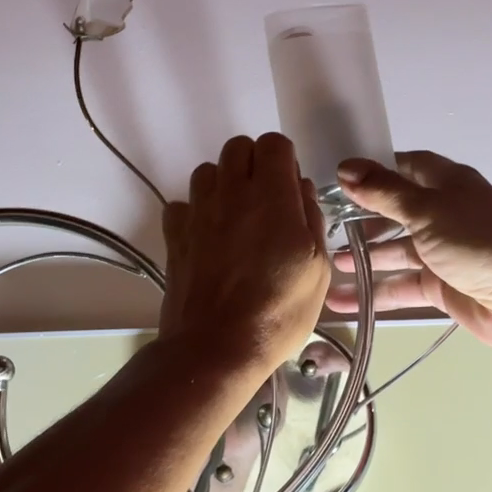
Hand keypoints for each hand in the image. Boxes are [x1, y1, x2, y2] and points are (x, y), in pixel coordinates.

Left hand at [160, 133, 330, 376]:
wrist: (217, 347)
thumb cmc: (278, 312)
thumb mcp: (318, 270)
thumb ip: (311, 219)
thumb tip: (299, 190)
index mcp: (272, 196)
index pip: (275, 143)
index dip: (285, 161)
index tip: (291, 190)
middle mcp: (230, 193)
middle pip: (238, 147)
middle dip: (254, 165)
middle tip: (267, 202)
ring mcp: (197, 212)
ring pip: (207, 171)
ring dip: (224, 185)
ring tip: (237, 219)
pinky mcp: (173, 235)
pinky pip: (182, 204)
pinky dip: (195, 212)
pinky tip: (208, 238)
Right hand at [327, 152, 491, 355]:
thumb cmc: (478, 242)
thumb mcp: (426, 210)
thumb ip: (384, 192)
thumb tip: (346, 167)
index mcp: (447, 184)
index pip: (405, 167)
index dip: (373, 172)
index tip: (336, 181)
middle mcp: (444, 214)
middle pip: (397, 211)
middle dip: (363, 219)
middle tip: (325, 227)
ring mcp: (443, 253)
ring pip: (397, 251)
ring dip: (365, 258)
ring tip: (328, 264)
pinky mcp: (442, 287)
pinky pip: (402, 287)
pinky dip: (375, 293)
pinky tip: (343, 301)